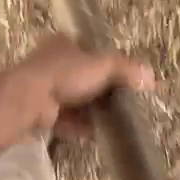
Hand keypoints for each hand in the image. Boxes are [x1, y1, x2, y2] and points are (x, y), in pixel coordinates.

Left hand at [8, 36, 153, 136]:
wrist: (30, 99)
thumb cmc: (66, 73)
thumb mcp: (103, 65)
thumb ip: (127, 69)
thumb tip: (150, 78)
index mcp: (63, 44)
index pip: (88, 51)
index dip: (105, 65)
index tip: (122, 81)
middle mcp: (50, 63)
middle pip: (81, 79)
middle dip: (99, 94)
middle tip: (119, 106)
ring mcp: (42, 88)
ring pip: (72, 101)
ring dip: (89, 114)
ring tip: (110, 124)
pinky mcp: (38, 111)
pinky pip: (63, 120)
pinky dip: (76, 127)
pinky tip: (92, 135)